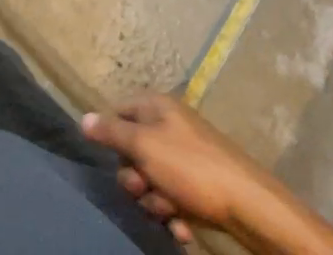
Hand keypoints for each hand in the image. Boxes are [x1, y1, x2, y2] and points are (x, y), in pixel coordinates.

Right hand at [82, 93, 263, 243]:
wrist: (249, 206)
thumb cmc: (191, 168)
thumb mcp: (144, 145)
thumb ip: (111, 131)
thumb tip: (83, 118)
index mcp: (157, 108)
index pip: (118, 111)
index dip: (111, 136)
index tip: (113, 157)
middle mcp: (169, 127)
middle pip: (131, 151)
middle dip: (133, 177)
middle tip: (142, 187)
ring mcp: (184, 157)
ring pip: (149, 179)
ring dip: (153, 200)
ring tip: (169, 210)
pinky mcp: (197, 184)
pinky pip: (171, 196)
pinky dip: (172, 212)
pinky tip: (181, 225)